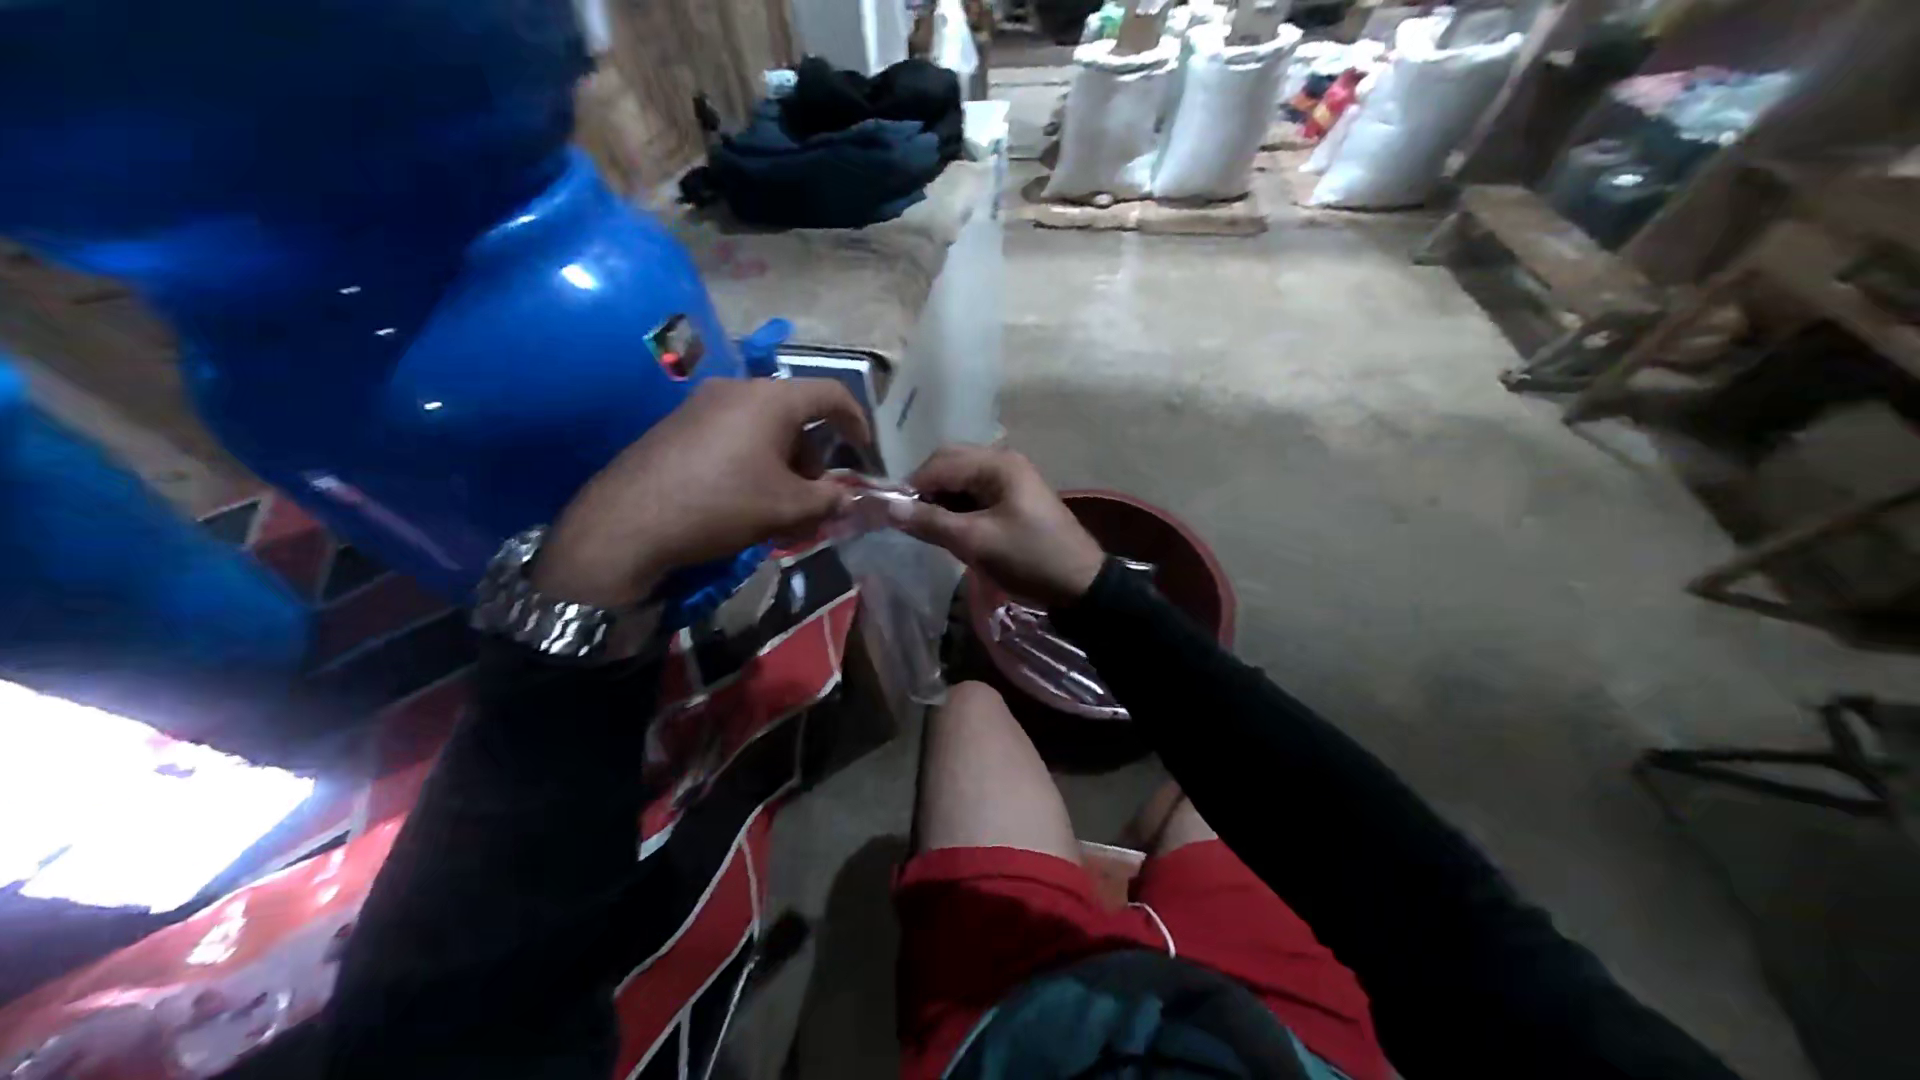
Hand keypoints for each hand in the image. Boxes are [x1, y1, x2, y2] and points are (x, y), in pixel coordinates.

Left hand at [532, 378, 869, 606]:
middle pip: (795, 412)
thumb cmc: (721, 505)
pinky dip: (752, 459)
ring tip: (777, 504)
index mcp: (771, 399)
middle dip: (813, 453)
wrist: (628, 523)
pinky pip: (732, 433)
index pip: (831, 394)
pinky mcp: (678, 424)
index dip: (857, 421)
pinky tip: (741, 497)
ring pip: (762, 425)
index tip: (864, 451)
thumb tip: (850, 499)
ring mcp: (702, 403)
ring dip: (783, 460)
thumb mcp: (788, 508)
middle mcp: (737, 388)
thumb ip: (830, 500)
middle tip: (814, 494)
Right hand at [892, 444, 1104, 606]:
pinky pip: (971, 495)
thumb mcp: (977, 542)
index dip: (910, 486)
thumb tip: (887, 507)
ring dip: (938, 500)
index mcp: (997, 464)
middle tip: (906, 520)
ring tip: (924, 528)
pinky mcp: (1009, 499)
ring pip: (958, 480)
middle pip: (948, 464)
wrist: (1080, 584)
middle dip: (924, 490)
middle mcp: (1001, 462)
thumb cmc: (1030, 558)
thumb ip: (931, 522)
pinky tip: (946, 529)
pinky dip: (954, 509)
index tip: (887, 513)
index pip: (939, 463)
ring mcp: (1007, 480)